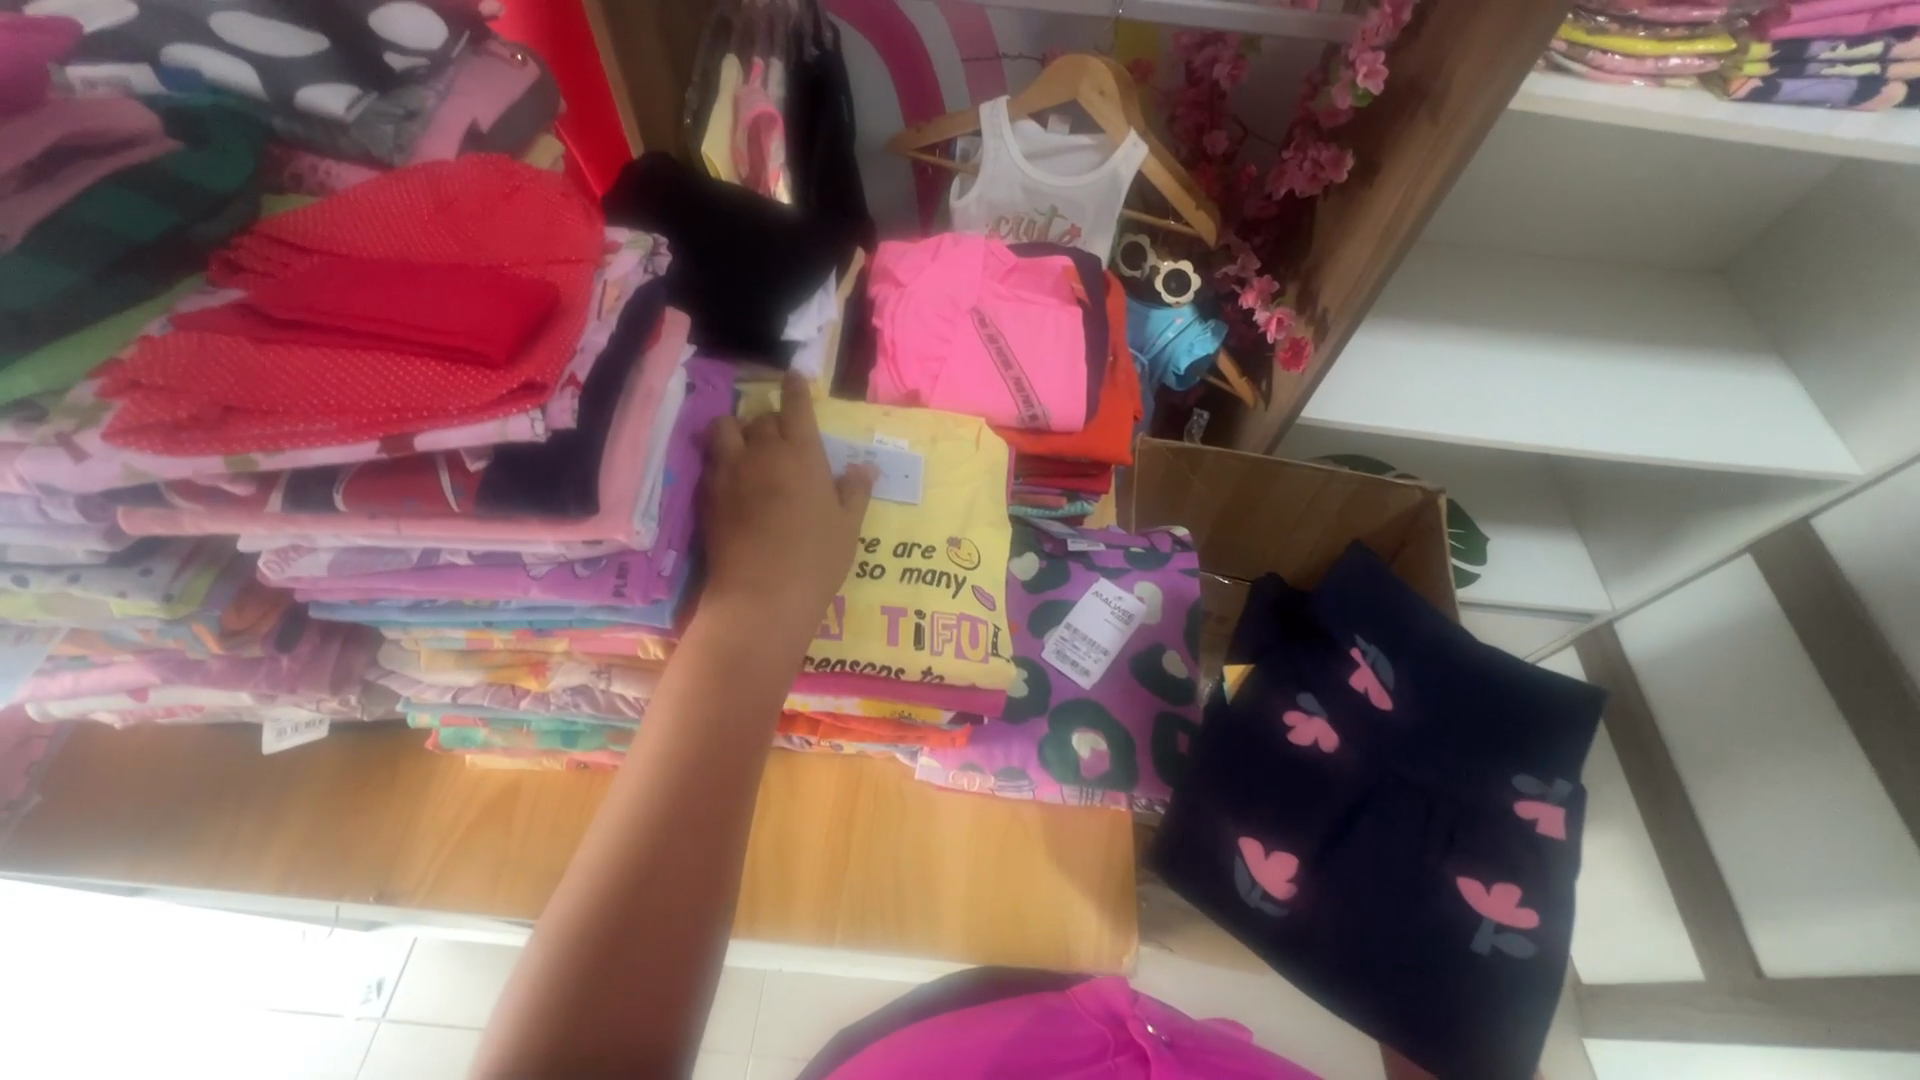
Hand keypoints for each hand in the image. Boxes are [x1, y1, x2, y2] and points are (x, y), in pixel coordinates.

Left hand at [700, 374, 873, 643]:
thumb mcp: (848, 527)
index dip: (795, 388)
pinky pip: (711, 463)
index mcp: (802, 454)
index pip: (795, 406)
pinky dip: (721, 461)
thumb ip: (855, 492)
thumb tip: (865, 467)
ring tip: (744, 445)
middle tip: (781, 434)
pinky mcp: (706, 496)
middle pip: (760, 417)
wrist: (761, 595)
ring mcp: (729, 473)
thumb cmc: (817, 559)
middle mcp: (762, 453)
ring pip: (724, 429)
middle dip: (770, 419)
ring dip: (735, 430)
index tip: (794, 376)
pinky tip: (730, 479)